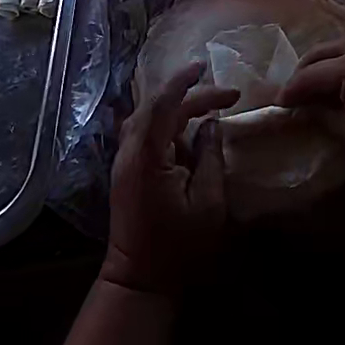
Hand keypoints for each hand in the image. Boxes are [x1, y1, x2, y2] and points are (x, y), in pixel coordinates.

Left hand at [101, 62, 238, 297]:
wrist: (138, 276)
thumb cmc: (179, 245)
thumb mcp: (208, 203)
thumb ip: (210, 158)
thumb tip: (211, 125)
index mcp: (148, 154)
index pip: (164, 103)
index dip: (187, 82)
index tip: (208, 68)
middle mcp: (129, 150)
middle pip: (155, 106)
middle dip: (187, 94)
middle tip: (222, 95)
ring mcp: (122, 159)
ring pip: (145, 117)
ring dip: (173, 106)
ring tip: (205, 105)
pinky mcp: (124, 169)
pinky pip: (141, 132)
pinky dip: (163, 122)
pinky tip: (182, 128)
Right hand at [277, 38, 344, 166]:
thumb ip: (325, 118)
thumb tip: (302, 110)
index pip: (309, 75)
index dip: (291, 91)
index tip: (279, 106)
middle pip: (320, 52)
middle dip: (303, 72)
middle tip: (293, 94)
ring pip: (339, 48)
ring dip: (322, 65)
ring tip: (314, 89)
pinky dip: (341, 62)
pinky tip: (340, 82)